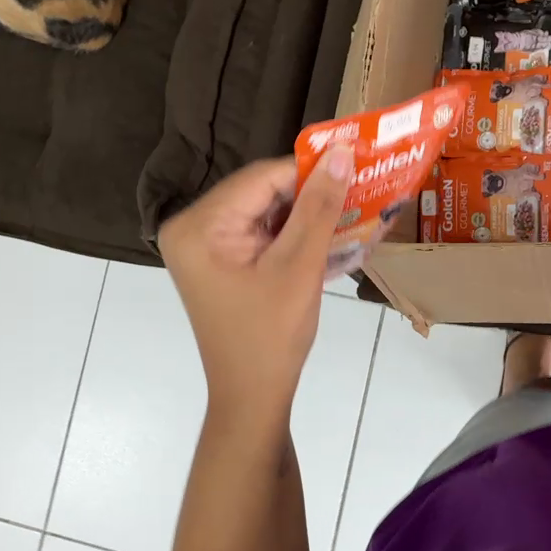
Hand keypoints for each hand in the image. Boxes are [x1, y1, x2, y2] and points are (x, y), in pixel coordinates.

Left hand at [157, 148, 351, 414]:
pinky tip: (328, 229)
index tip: (355, 160)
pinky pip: (261, 231)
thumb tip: (339, 154)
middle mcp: (192, 228)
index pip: (260, 179)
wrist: (252, 396)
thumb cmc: (271, 336)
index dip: (309, 169)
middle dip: (309, 190)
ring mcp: (204, 246)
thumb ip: (318, 208)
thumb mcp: (299, 268)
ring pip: (264, 210)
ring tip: (351, 202)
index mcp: (199, 227)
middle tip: (358, 181)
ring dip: (305, 210)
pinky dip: (293, 231)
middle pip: (260, 192)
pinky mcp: (220, 261)